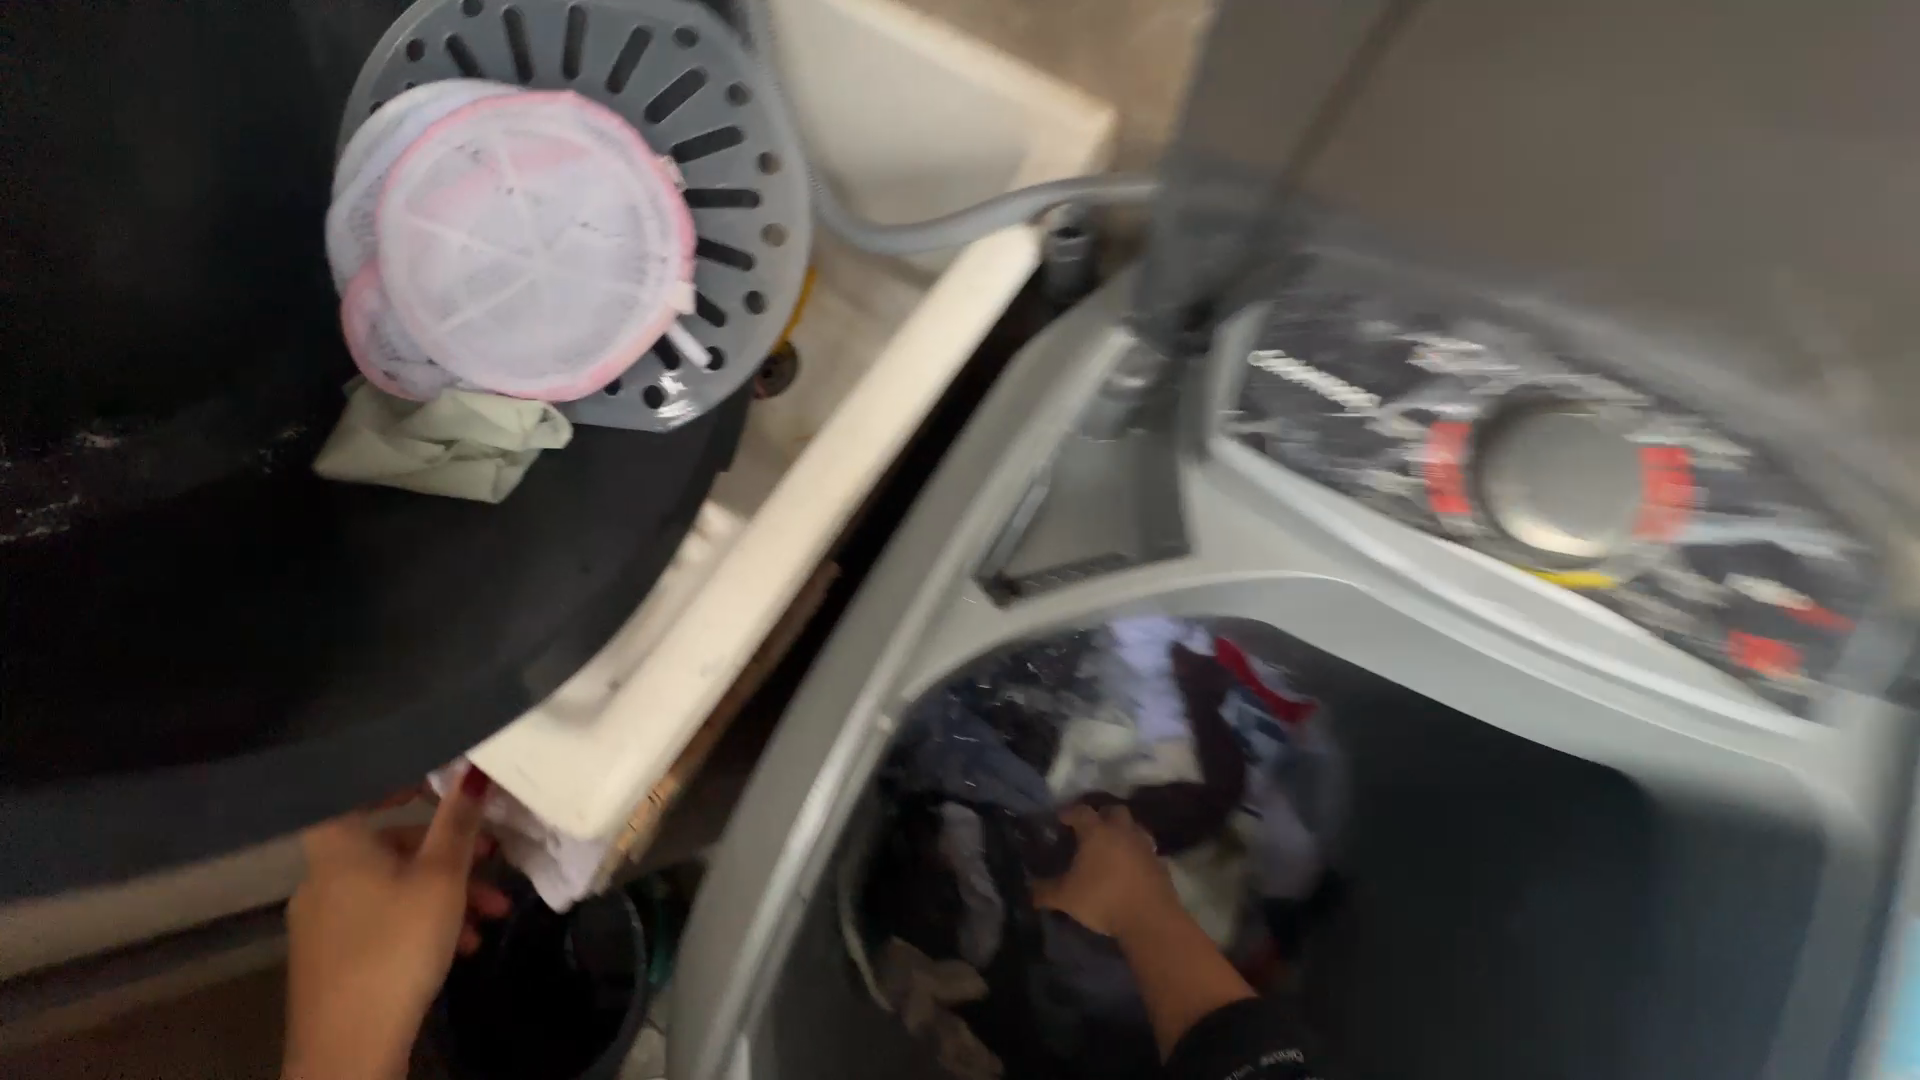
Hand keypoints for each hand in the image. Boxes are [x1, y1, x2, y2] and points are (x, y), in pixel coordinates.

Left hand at [282, 769, 510, 1079]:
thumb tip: (473, 771)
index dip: (394, 781)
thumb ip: (458, 822)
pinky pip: (385, 918)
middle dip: (448, 851)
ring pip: (394, 886)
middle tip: (492, 857)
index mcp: (337, 851)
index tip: (438, 780)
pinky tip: (463, 943)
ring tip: (492, 913)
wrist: (349, 1048)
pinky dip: (424, 919)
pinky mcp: (334, 957)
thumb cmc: (397, 943)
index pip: (353, 794)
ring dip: (447, 891)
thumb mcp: (443, 877)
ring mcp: (324, 922)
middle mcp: (322, 880)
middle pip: (388, 845)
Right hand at [1031, 803, 1184, 941]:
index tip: (1059, 819)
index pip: (1080, 811)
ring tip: (1112, 847)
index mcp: (1096, 831)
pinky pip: (1146, 850)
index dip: (1068, 812)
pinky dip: (1137, 853)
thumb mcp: (1066, 898)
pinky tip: (1131, 867)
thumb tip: (1027, 889)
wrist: (1150, 919)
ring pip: (1134, 827)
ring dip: (1123, 832)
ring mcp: (1144, 845)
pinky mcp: (1160, 863)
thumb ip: (1044, 891)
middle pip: (1113, 810)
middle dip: (1101, 815)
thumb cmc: (1103, 899)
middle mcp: (1122, 831)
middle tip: (1090, 829)